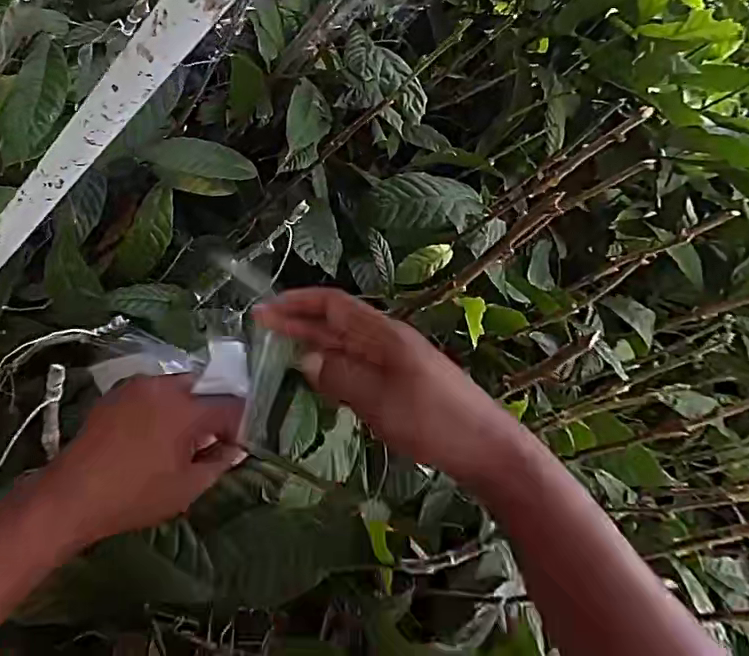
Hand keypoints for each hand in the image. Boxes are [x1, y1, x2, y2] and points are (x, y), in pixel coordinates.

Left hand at [38, 374, 244, 550]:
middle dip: (213, 411)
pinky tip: (152, 434)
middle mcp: (165, 386)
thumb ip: (218, 463)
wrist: (71, 495)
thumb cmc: (133, 496)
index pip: (230, 404)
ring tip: (179, 439)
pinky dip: (163, 406)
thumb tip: (236, 449)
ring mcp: (139, 384)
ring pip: (179, 386)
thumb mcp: (185, 489)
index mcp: (186, 408)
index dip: (239, 425)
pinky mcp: (119, 390)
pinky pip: (154, 391)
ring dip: (188, 406)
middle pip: (205, 388)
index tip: (235, 446)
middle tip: (208, 442)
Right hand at [254, 287, 531, 489]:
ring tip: (279, 350)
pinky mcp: (399, 384)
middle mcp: (385, 340)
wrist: (487, 447)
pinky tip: (319, 380)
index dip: (298, 302)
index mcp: (382, 333)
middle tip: (260, 327)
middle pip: (336, 322)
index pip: (333, 304)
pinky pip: (356, 366)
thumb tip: (305, 358)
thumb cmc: (434, 419)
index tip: (265, 309)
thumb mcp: (381, 400)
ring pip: (345, 344)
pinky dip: (332, 366)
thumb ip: (341, 377)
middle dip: (298, 322)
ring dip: (313, 343)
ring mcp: (393, 362)